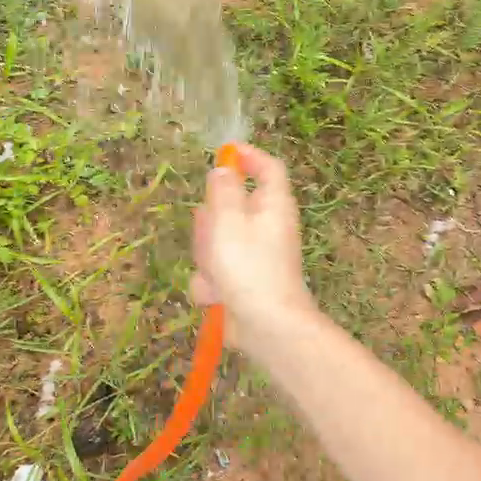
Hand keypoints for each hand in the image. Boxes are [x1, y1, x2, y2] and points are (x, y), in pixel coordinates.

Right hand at [191, 144, 315, 338]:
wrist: (267, 327)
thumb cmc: (249, 267)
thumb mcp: (229, 221)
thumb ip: (223, 191)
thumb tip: (223, 169)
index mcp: (273, 204)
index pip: (267, 168)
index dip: (247, 157)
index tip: (223, 153)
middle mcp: (267, 226)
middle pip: (232, 206)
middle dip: (211, 222)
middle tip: (208, 232)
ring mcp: (255, 255)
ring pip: (218, 241)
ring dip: (208, 257)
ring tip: (213, 273)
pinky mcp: (243, 281)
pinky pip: (218, 271)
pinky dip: (212, 283)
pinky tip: (215, 295)